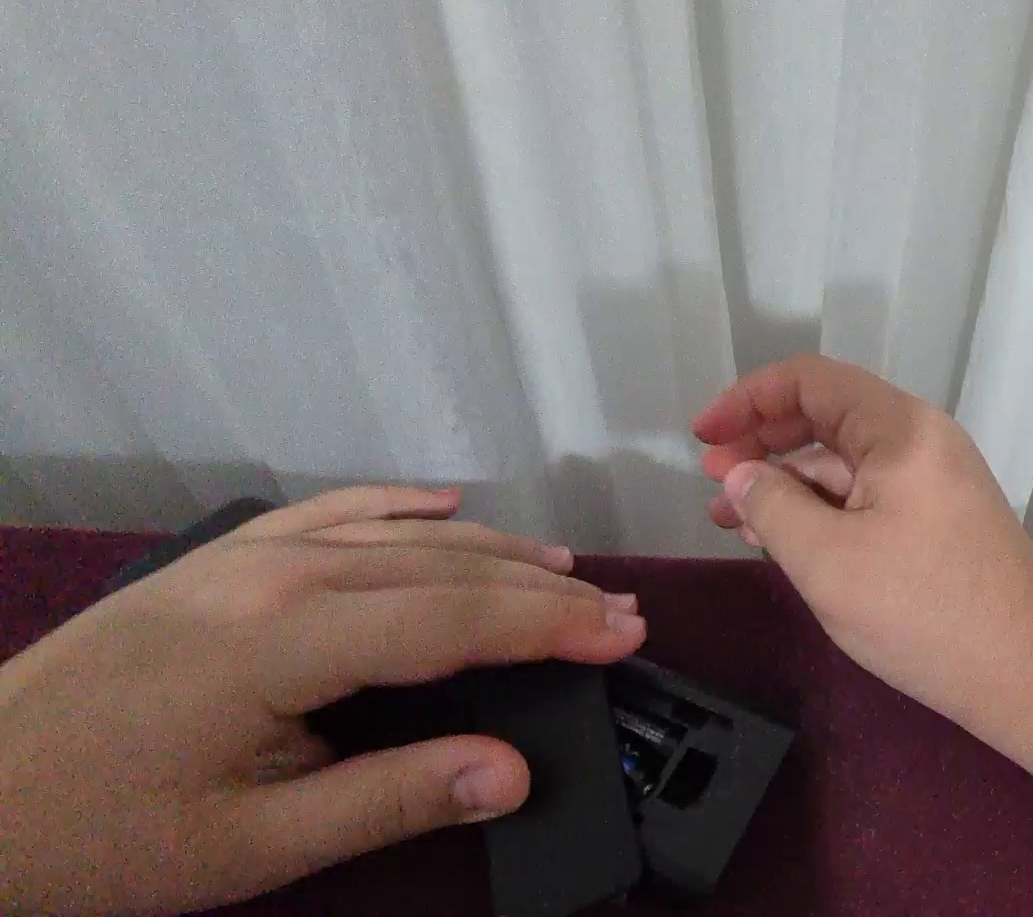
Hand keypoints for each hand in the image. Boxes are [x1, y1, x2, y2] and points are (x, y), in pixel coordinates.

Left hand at [0, 486, 646, 916]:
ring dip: (500, 553)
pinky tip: (448, 502)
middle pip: (452, 569)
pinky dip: (404, 502)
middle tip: (618, 613)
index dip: (553, 626)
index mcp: (286, 639)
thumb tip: (514, 775)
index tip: (624, 636)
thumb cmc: (88, 838)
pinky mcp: (228, 553)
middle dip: (547, 594)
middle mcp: (283, 572)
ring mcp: (253, 552)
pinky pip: (338, 507)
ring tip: (566, 573)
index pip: (459, 619)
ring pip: (411, 535)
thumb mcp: (243, 850)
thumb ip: (391, 800)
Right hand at [694, 355, 1032, 738]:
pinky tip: (786, 536)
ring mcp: (932, 477)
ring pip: (845, 460)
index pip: (811, 380)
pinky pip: (868, 493)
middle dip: (763, 441)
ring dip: (788, 480)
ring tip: (733, 517)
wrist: (1032, 668)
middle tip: (713, 481)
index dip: (748, 398)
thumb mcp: (828, 561)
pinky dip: (823, 507)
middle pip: (827, 415)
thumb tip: (741, 474)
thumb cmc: (926, 611)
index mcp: (899, 428)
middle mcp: (920, 438)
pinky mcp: (937, 515)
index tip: (702, 436)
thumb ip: (773, 507)